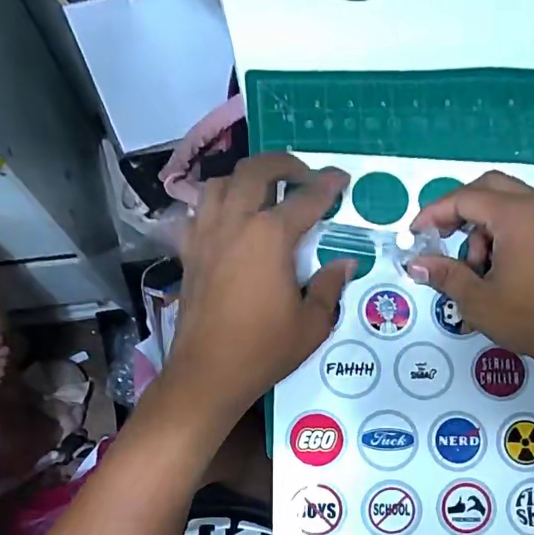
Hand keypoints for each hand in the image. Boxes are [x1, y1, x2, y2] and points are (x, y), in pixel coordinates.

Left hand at [167, 153, 352, 422]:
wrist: (210, 371)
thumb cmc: (266, 349)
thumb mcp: (312, 323)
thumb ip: (328, 286)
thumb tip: (344, 263)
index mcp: (270, 237)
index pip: (305, 199)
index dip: (327, 186)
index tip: (341, 179)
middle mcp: (235, 223)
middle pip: (255, 171)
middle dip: (283, 164)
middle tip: (302, 174)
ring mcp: (206, 234)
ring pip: (221, 183)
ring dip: (246, 178)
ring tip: (264, 192)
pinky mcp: (189, 252)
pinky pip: (200, 210)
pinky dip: (217, 204)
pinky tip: (230, 220)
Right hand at [407, 172, 533, 383]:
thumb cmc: (531, 318)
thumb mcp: (479, 301)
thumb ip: (445, 276)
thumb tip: (415, 264)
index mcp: (517, 214)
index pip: (465, 197)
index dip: (434, 214)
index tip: (416, 235)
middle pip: (489, 188)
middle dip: (460, 212)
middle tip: (442, 240)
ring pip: (508, 204)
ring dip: (484, 229)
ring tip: (479, 273)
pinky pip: (527, 220)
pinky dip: (506, 235)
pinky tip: (501, 272)